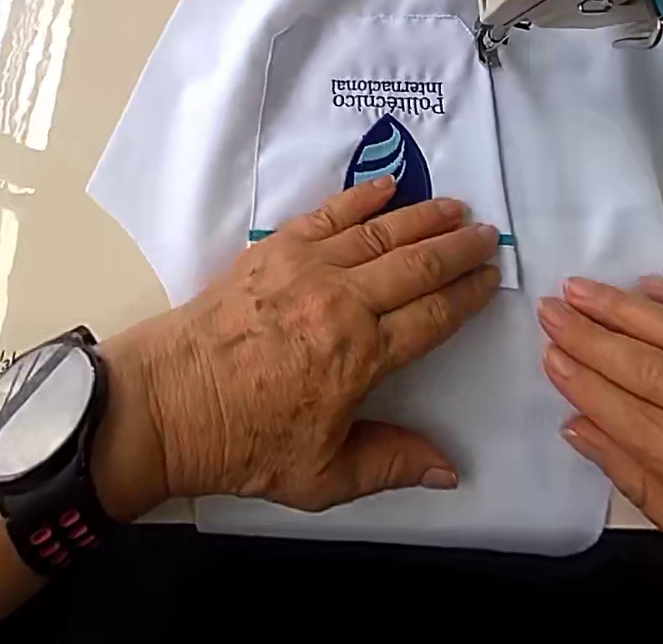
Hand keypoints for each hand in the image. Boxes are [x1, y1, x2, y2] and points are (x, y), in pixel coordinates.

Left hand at [93, 177, 500, 515]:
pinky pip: (325, 214)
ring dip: (421, 217)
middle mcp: (340, 301)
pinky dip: (359, 198)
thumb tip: (452, 468)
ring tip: (453, 207)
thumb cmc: (245, 440)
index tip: (491, 276)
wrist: (170, 398)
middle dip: (456, 249)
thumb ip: (391, 464)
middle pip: (414, 266)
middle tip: (488, 234)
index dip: (467, 295)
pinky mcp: (272, 249)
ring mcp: (304, 267)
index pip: (432, 316)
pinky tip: (386, 186)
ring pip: (378, 234)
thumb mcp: (323, 475)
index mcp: (361, 356)